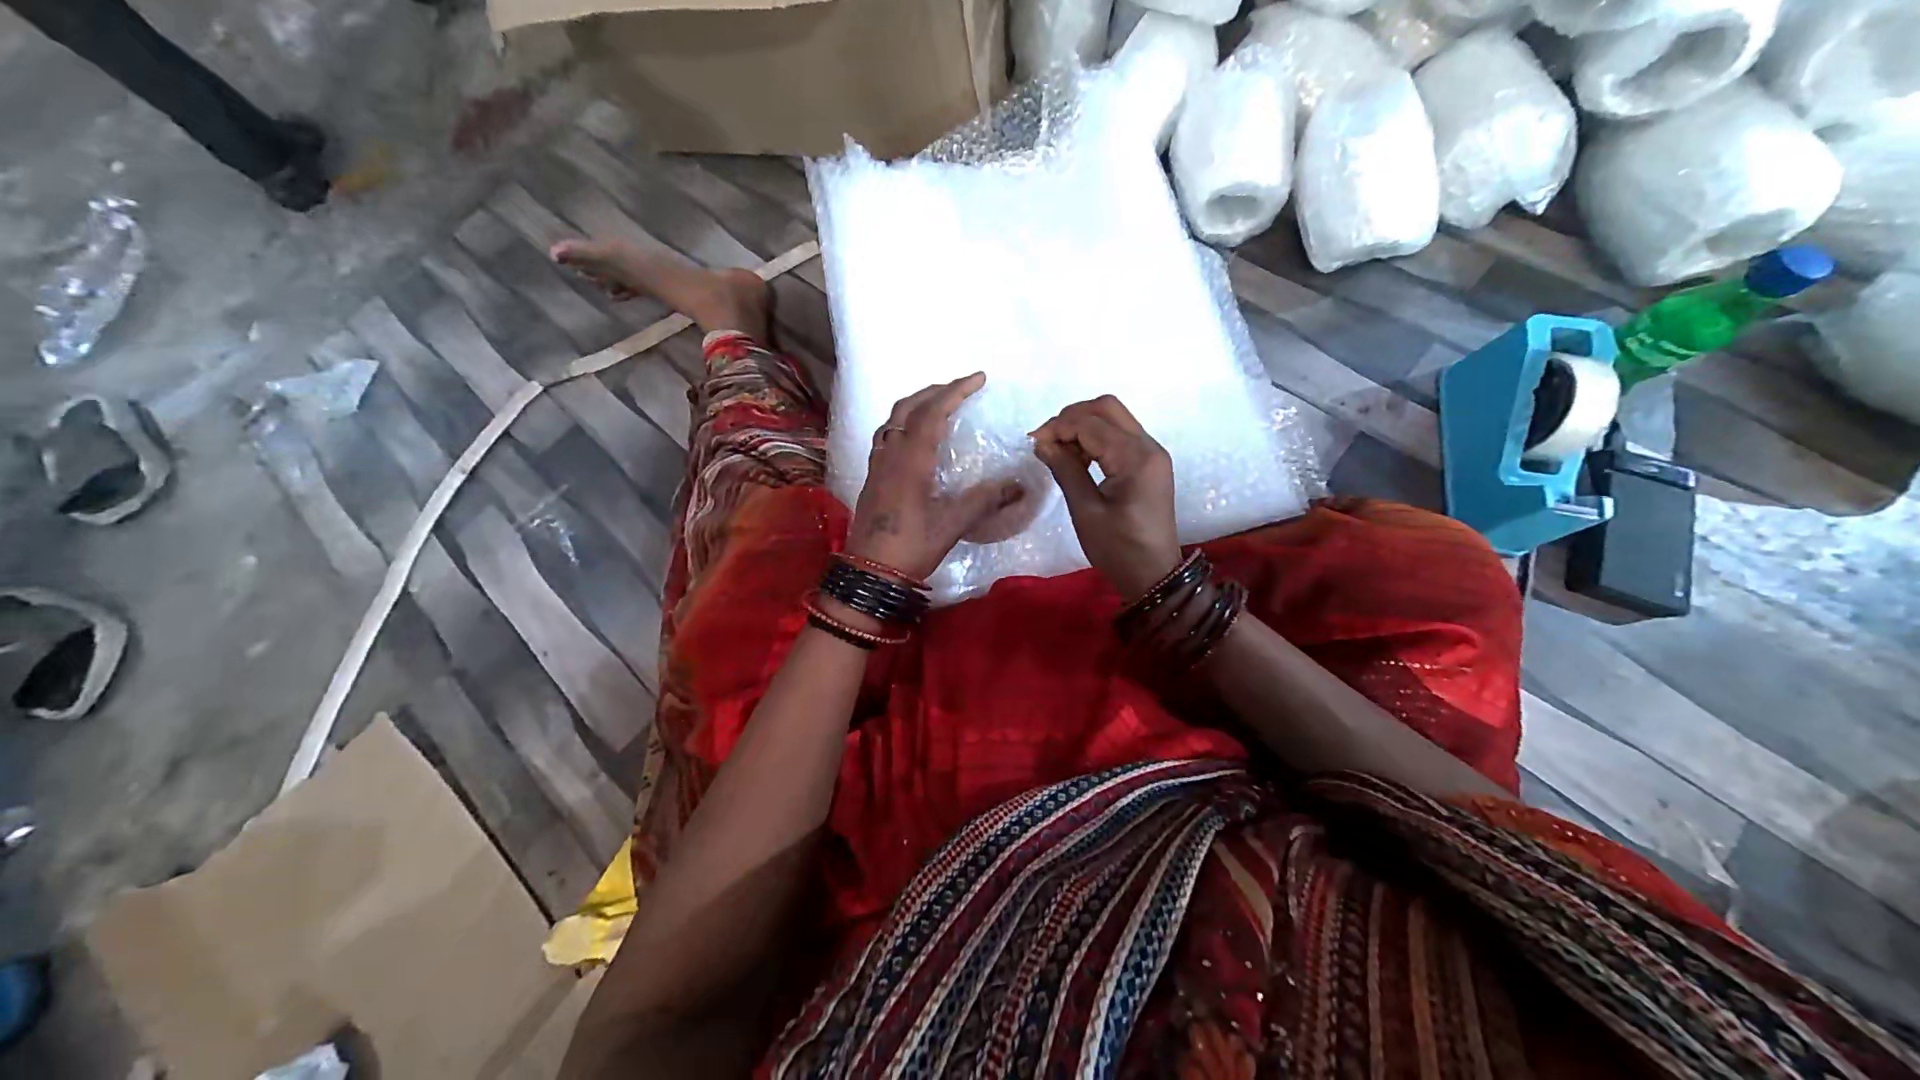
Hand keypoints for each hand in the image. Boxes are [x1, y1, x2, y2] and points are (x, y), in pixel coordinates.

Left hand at [847, 373, 1027, 580]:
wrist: (870, 572)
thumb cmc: (911, 547)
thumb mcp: (952, 524)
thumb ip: (985, 501)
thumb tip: (1019, 486)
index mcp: (910, 460)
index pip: (933, 412)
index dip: (955, 391)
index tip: (978, 378)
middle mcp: (890, 454)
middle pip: (907, 408)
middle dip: (934, 391)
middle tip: (959, 388)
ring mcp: (876, 466)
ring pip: (892, 420)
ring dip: (914, 405)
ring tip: (936, 406)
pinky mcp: (871, 479)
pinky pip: (885, 436)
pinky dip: (902, 424)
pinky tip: (912, 439)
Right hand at [1031, 395, 1180, 600]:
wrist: (1154, 575)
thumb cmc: (1119, 549)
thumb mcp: (1086, 511)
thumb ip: (1065, 470)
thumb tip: (1042, 442)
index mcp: (1136, 458)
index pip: (1091, 423)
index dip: (1058, 427)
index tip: (1033, 443)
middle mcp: (1149, 447)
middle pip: (1107, 408)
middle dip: (1072, 418)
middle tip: (1047, 441)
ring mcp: (1152, 453)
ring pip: (1114, 418)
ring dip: (1083, 426)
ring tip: (1060, 452)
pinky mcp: (1149, 462)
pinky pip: (1120, 435)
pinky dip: (1096, 438)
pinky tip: (1078, 458)